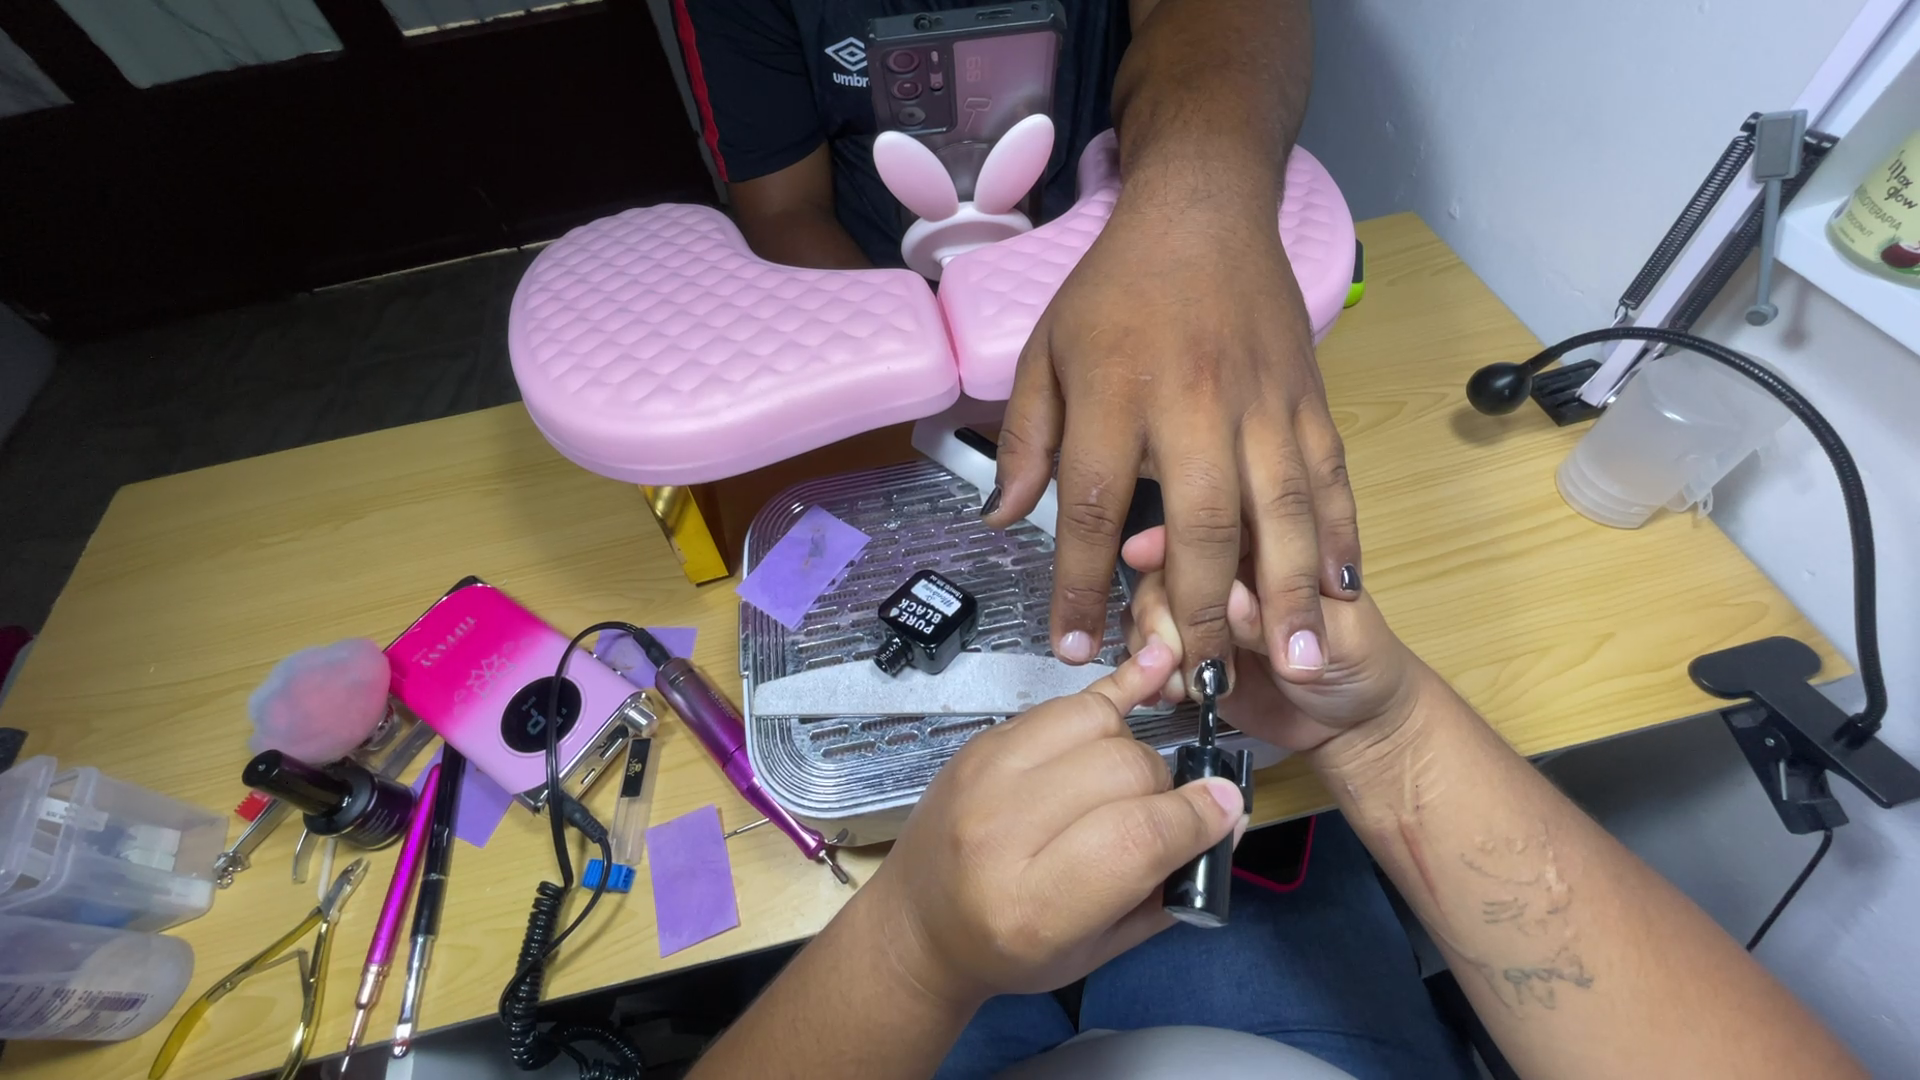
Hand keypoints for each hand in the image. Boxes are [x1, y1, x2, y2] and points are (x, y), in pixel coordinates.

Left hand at [853, 639, 1245, 1008]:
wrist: (920, 920)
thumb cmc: (1010, 950)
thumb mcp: (1095, 950)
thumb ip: (1167, 888)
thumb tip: (1227, 818)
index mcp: (1030, 905)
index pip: (1134, 836)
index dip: (1194, 817)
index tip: (1224, 809)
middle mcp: (1000, 830)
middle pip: (1119, 770)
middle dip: (1161, 787)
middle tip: (1158, 812)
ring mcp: (984, 774)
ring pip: (1095, 724)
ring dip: (1131, 748)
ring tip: (1126, 781)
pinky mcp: (981, 741)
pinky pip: (1061, 701)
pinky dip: (1113, 686)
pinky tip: (1152, 666)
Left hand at [985, 193, 1359, 689]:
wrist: (1203, 213)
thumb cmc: (1114, 289)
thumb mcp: (1043, 354)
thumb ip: (1024, 442)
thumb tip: (1004, 521)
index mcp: (1116, 399)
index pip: (1094, 511)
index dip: (1081, 587)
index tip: (1073, 647)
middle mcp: (1194, 408)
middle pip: (1200, 526)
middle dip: (1199, 612)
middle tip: (1201, 684)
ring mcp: (1263, 405)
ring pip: (1281, 511)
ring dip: (1287, 593)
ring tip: (1293, 659)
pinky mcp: (1308, 399)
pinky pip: (1329, 476)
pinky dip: (1340, 536)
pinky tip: (1343, 589)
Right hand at [1120, 526, 1418, 754]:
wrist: (1356, 727)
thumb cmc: (1363, 665)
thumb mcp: (1339, 636)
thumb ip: (1284, 615)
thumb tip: (1229, 600)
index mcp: (1263, 551)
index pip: (1210, 532)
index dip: (1169, 541)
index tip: (1141, 555)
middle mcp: (1223, 577)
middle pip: (1164, 573)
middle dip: (1156, 609)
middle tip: (1168, 650)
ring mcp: (1201, 618)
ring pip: (1148, 612)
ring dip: (1150, 644)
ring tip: (1174, 682)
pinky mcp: (1188, 657)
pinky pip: (1149, 654)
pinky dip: (1148, 672)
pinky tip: (1162, 692)